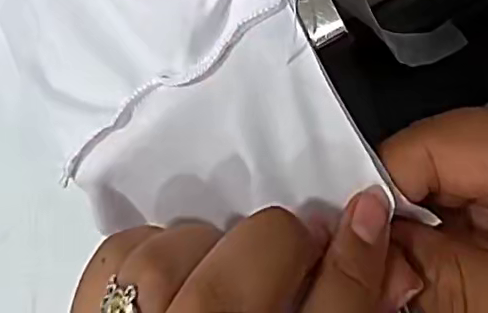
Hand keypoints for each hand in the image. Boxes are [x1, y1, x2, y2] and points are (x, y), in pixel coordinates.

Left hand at [70, 188, 422, 312]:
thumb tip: (368, 272)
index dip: (357, 259)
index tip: (368, 214)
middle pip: (249, 272)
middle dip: (283, 242)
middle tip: (298, 247)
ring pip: (173, 257)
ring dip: (211, 245)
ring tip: (230, 267)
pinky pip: (119, 258)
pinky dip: (148, 249)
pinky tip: (174, 272)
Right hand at [381, 100, 487, 312]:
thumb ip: (456, 281)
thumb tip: (374, 258)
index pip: (418, 147)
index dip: (378, 201)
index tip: (354, 258)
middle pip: (427, 177)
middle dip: (404, 237)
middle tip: (388, 293)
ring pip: (444, 212)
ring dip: (428, 261)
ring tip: (420, 298)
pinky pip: (472, 236)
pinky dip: (456, 272)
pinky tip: (453, 298)